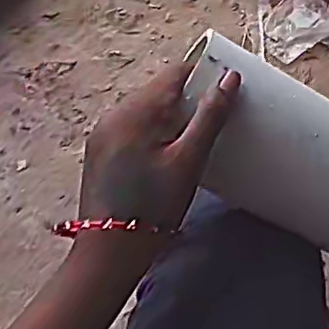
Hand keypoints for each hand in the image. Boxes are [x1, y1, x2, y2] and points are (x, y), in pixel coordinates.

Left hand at [80, 61, 239, 240]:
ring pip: (147, 108)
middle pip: (160, 90)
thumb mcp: (188, 162)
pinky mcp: (99, 149)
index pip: (175, 73)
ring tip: (187, 149)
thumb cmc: (153, 208)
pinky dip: (152, 133)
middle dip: (187, 102)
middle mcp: (115, 113)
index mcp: (136, 111)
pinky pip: (132, 126)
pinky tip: (162, 160)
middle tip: (208, 131)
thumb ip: (210, 117)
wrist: (107, 255)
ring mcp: (103, 131)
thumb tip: (230, 79)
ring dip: (169, 118)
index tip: (224, 97)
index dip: (203, 78)